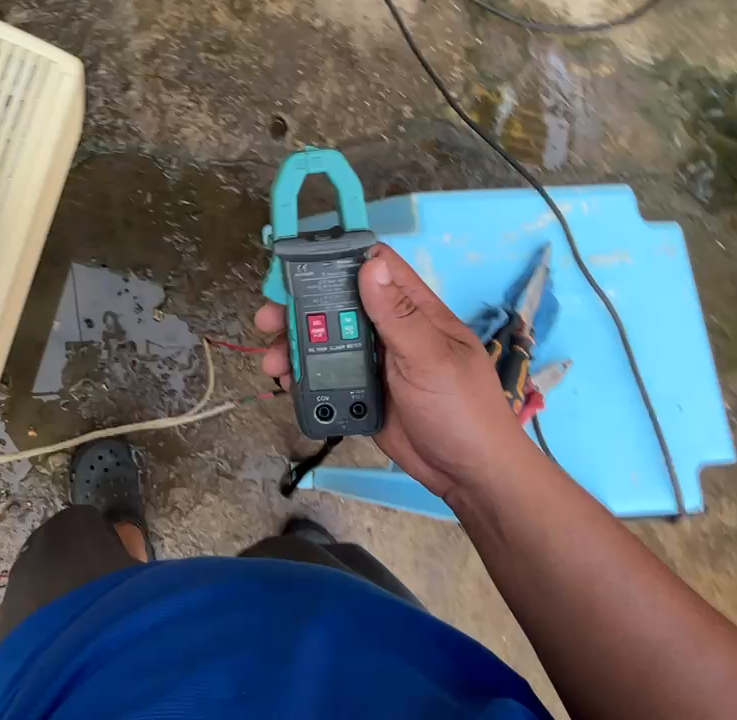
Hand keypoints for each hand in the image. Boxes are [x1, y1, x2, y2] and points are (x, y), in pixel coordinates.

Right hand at [256, 243, 528, 498]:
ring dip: (294, 345)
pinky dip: (302, 375)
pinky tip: (285, 382)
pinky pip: (324, 375)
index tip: (298, 262)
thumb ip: (398, 314)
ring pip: (324, 340)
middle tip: (267, 318)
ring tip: (272, 361)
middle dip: (298, 308)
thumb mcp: (431, 359)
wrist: (469, 477)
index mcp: (413, 311)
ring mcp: (373, 361)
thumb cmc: (462, 410)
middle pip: (336, 305)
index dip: (338, 258)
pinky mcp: (360, 391)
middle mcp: (389, 329)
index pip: (376, 267)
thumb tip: (370, 264)